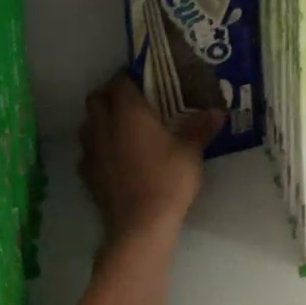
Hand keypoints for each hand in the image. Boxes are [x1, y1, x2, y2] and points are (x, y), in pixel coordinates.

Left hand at [78, 74, 222, 245]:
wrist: (140, 227)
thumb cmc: (167, 180)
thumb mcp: (192, 151)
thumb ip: (201, 127)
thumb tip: (217, 111)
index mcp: (128, 112)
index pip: (120, 81)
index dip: (131, 77)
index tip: (147, 80)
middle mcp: (104, 126)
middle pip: (96, 99)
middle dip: (110, 95)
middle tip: (134, 102)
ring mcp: (91, 152)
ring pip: (87, 124)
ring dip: (100, 120)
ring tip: (122, 128)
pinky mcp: (87, 176)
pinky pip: (87, 151)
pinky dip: (98, 148)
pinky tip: (115, 157)